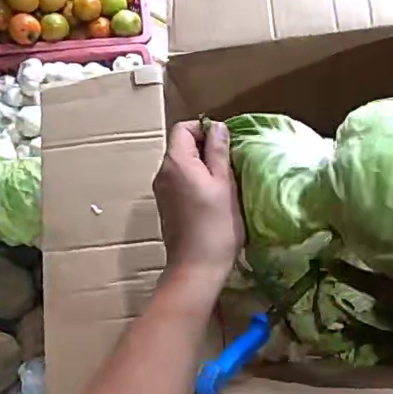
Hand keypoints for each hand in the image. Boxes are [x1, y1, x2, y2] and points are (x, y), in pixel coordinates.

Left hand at [154, 120, 244, 282]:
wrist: (196, 268)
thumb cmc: (216, 224)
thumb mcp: (224, 183)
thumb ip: (218, 151)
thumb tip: (217, 126)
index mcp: (175, 162)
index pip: (183, 128)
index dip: (204, 129)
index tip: (226, 143)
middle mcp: (163, 173)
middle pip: (181, 146)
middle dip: (205, 148)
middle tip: (230, 162)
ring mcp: (162, 191)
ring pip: (182, 165)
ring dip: (202, 166)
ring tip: (225, 181)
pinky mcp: (166, 207)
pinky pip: (180, 182)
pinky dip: (196, 182)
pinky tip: (213, 197)